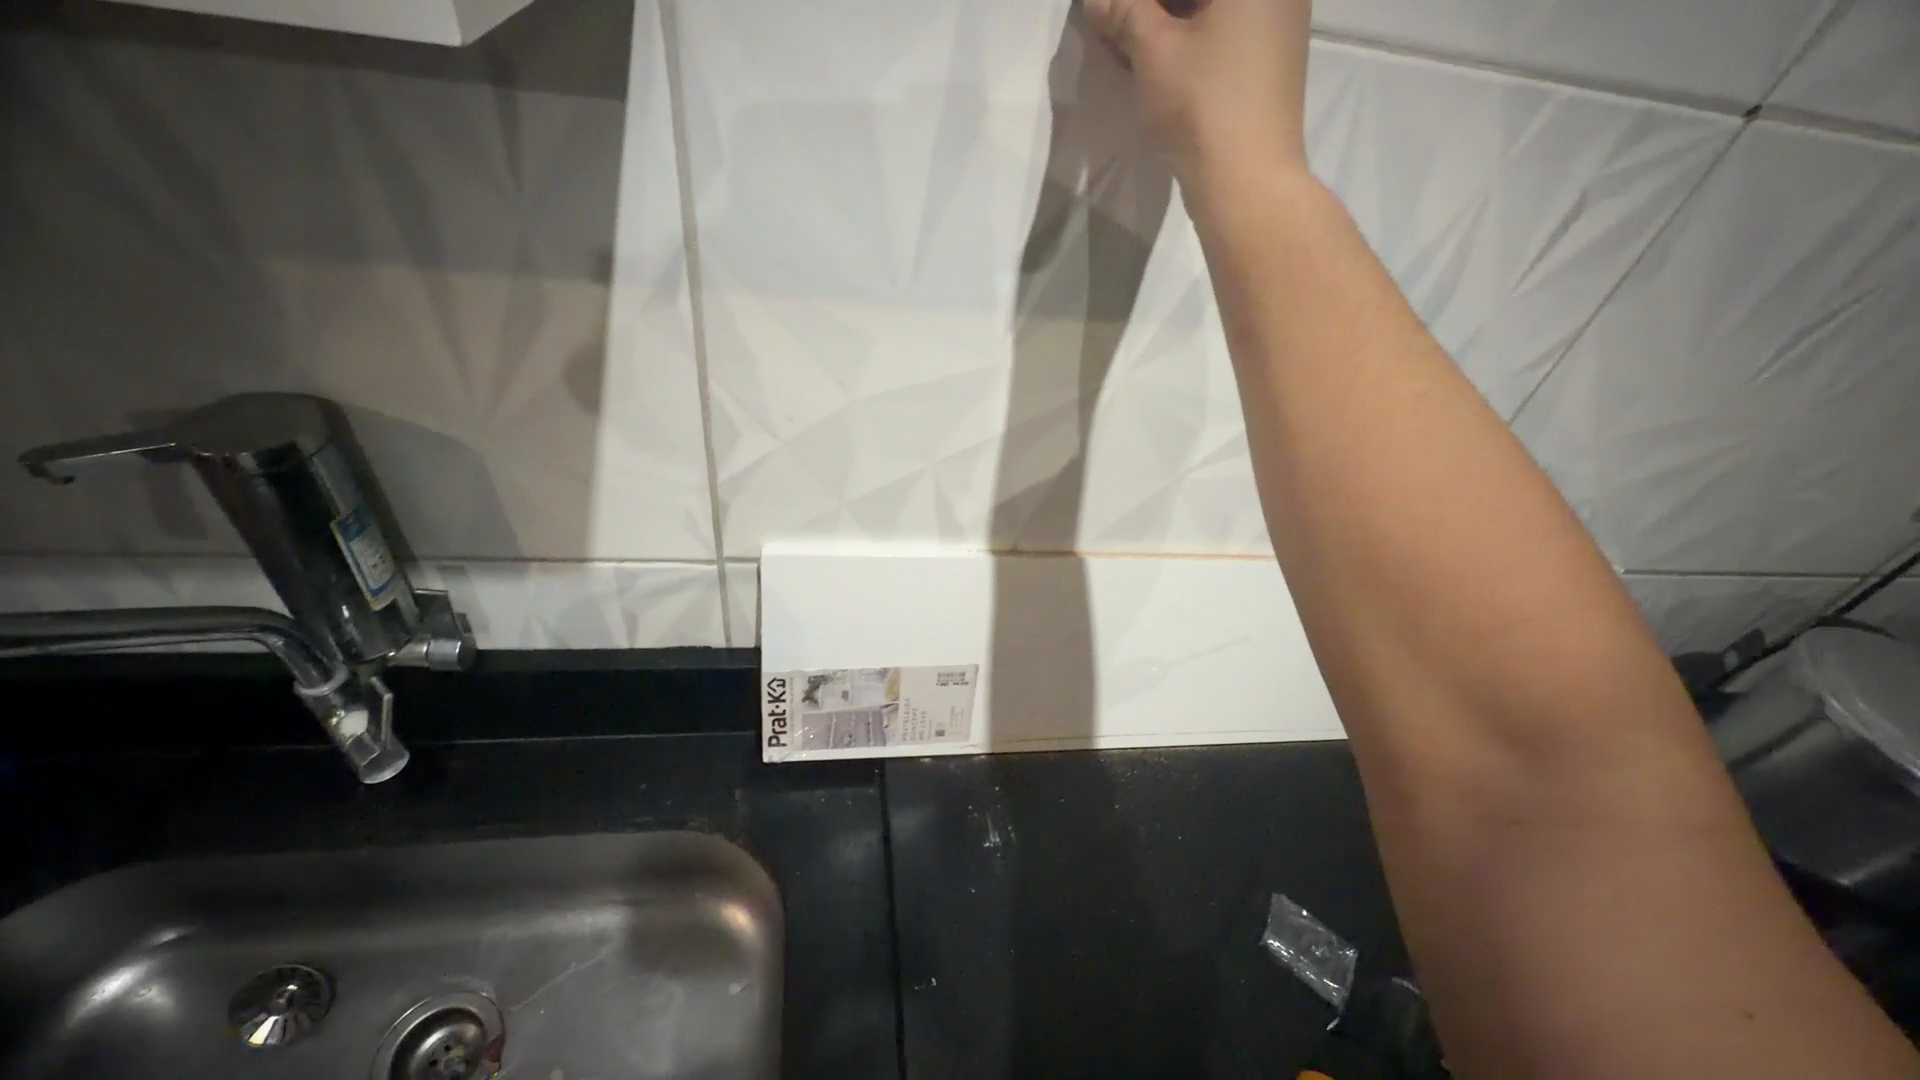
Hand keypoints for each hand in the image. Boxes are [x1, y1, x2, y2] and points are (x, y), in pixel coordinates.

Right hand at [1082, 0, 1312, 198]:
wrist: (1247, 180)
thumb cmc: (1202, 103)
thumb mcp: (1153, 51)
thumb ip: (1123, 12)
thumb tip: (1095, 0)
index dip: (1138, 1)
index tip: (1110, 10)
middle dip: (1152, 6)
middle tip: (1114, 20)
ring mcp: (1280, 26)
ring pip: (1211, 12)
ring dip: (1167, 21)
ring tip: (1126, 40)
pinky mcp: (1270, 62)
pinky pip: (1224, 32)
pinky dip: (1190, 39)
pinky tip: (1154, 57)